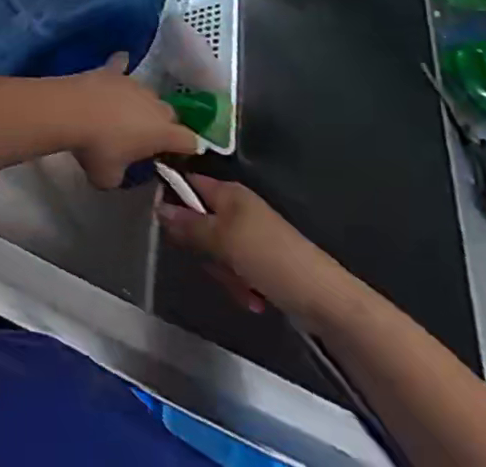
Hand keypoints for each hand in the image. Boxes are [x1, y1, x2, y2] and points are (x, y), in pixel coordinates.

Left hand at [57, 54, 202, 189]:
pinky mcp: (112, 70)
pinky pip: (122, 66)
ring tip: (120, 112)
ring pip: (147, 93)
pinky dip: (121, 68)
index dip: (184, 149)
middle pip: (170, 114)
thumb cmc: (95, 148)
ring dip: (140, 103)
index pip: (189, 141)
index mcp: (164, 133)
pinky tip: (116, 69)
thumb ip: (119, 178)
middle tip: (141, 137)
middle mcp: (156, 105)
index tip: (170, 155)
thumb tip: (115, 176)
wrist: (69, 111)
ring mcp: (134, 84)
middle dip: (161, 125)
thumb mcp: (108, 177)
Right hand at [156, 175, 357, 321]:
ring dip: (223, 273)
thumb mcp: (223, 239)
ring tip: (241, 287)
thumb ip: (188, 224)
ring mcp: (250, 237)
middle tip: (213, 263)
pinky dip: (239, 285)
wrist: (327, 302)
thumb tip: (157, 206)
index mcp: (230, 194)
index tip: (162, 222)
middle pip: (197, 222)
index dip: (171, 198)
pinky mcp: (261, 262)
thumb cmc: (271, 259)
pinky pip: (234, 269)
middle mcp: (238, 210)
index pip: (187, 183)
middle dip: (202, 249)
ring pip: (214, 250)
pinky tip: (252, 298)